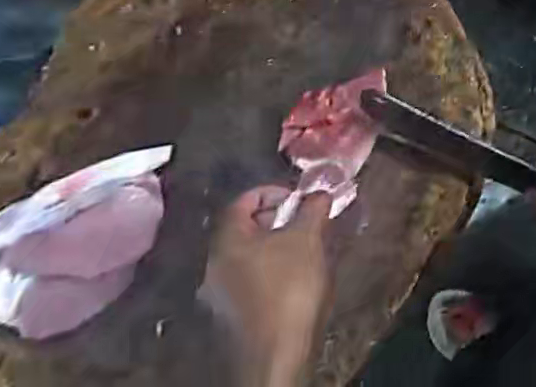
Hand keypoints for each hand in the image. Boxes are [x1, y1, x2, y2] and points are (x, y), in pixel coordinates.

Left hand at [201, 185, 331, 386]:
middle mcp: (216, 265)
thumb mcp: (308, 236)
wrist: (278, 346)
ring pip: (251, 250)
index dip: (271, 190)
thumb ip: (313, 207)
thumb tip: (319, 192)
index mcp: (228, 244)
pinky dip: (276, 259)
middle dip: (280, 214)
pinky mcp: (235, 307)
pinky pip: (254, 270)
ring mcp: (222, 290)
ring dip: (281, 237)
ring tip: (312, 238)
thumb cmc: (290, 282)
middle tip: (310, 214)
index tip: (300, 195)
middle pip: (245, 226)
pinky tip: (301, 266)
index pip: (241, 202)